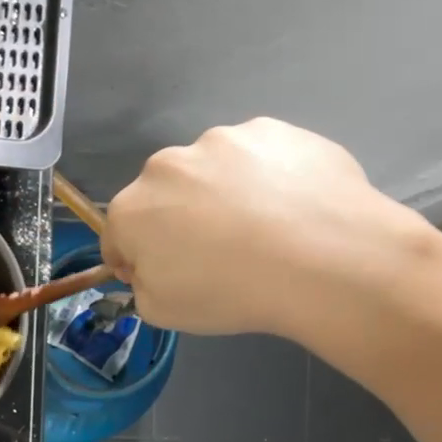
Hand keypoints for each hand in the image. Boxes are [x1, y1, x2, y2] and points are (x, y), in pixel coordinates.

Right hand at [100, 117, 435, 338]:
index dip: (135, 260)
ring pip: (209, 172)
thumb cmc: (227, 291)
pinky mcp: (275, 129)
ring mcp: (224, 140)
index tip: (163, 276)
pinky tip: (286, 207)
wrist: (323, 259)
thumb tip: (154, 265)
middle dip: (175, 219)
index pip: (117, 236)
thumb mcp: (159, 312)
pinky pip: (256, 158)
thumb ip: (141, 285)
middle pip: (161, 196)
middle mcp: (167, 164)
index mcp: (130, 209)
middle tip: (212, 253)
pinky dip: (262, 178)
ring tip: (257, 228)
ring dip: (218, 194)